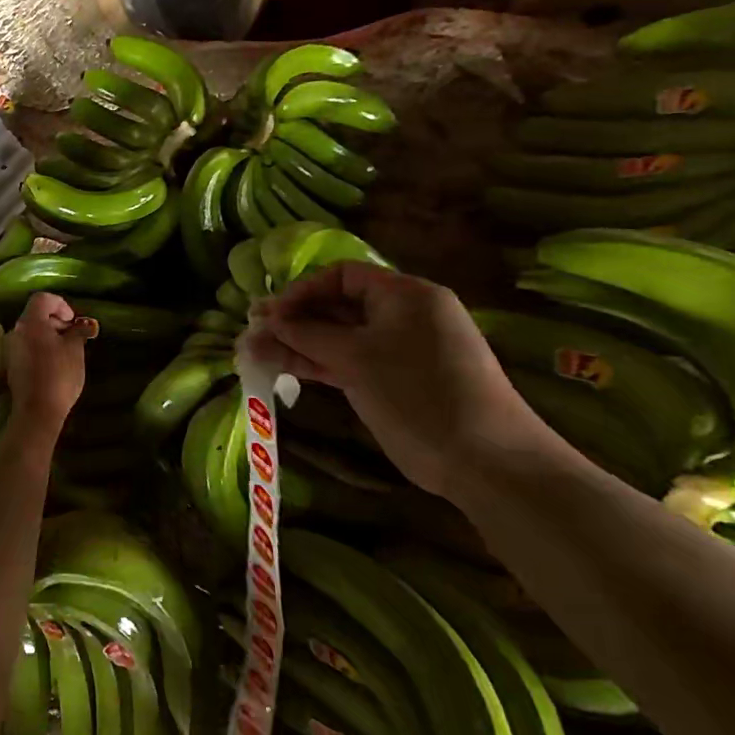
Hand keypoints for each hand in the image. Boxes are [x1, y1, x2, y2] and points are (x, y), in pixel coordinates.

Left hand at [4, 293, 95, 423]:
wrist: (37, 411)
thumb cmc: (59, 375)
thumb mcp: (75, 349)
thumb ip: (79, 331)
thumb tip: (85, 325)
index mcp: (30, 323)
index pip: (43, 299)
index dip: (61, 305)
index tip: (74, 321)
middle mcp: (16, 331)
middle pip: (36, 315)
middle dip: (57, 321)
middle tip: (74, 335)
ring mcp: (10, 349)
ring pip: (31, 332)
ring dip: (49, 335)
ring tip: (67, 350)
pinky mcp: (11, 365)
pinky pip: (27, 346)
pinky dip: (41, 347)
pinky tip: (55, 363)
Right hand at [247, 263, 549, 496]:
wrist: (482, 458)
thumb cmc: (419, 393)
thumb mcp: (358, 358)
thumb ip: (308, 336)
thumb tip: (268, 320)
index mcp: (405, 294)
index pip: (342, 276)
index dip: (302, 291)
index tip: (269, 314)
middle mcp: (403, 315)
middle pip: (339, 306)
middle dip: (295, 319)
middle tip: (252, 333)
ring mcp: (399, 350)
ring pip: (341, 339)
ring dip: (300, 345)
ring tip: (254, 353)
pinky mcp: (395, 381)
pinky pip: (351, 362)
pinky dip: (320, 365)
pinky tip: (284, 369)